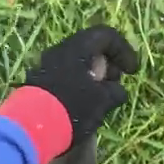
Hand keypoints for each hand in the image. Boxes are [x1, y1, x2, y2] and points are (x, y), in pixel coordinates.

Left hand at [22, 25, 140, 145]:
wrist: (32, 127)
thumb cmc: (72, 108)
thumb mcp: (102, 101)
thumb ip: (114, 91)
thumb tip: (115, 90)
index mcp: (78, 47)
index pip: (106, 35)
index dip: (123, 50)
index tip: (131, 71)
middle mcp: (60, 49)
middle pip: (90, 47)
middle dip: (107, 63)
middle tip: (114, 82)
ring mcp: (45, 64)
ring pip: (76, 61)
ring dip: (91, 74)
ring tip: (99, 96)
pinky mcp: (37, 80)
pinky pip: (64, 74)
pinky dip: (77, 82)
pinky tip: (80, 103)